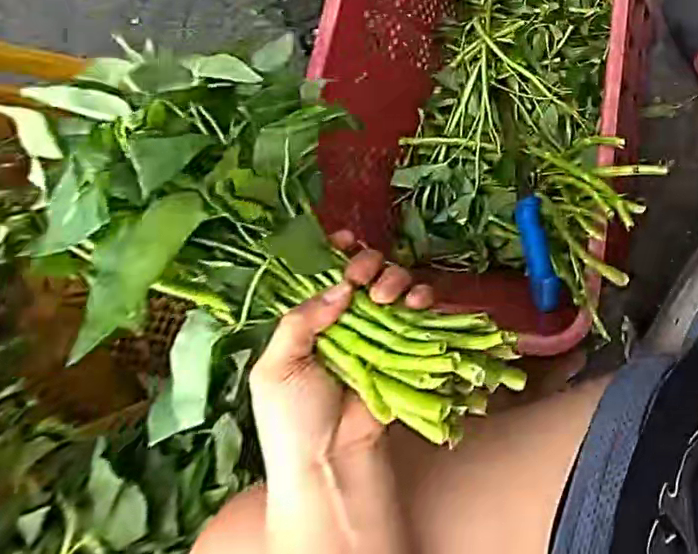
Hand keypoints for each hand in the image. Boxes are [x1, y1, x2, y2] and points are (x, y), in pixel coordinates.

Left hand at [249, 236, 433, 470]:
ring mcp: (379, 328)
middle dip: (367, 263)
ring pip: (394, 282)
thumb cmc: (293, 418)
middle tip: (364, 276)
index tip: (344, 239)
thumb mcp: (275, 368)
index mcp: (310, 319)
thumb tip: (340, 287)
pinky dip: (422, 296)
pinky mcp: (407, 340)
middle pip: (364, 271)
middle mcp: (346, 317)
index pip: (325, 273)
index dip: (336, 252)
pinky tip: (416, 302)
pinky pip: (419, 307)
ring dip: (395, 278)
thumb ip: (299, 321)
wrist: (331, 459)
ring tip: (388, 297)